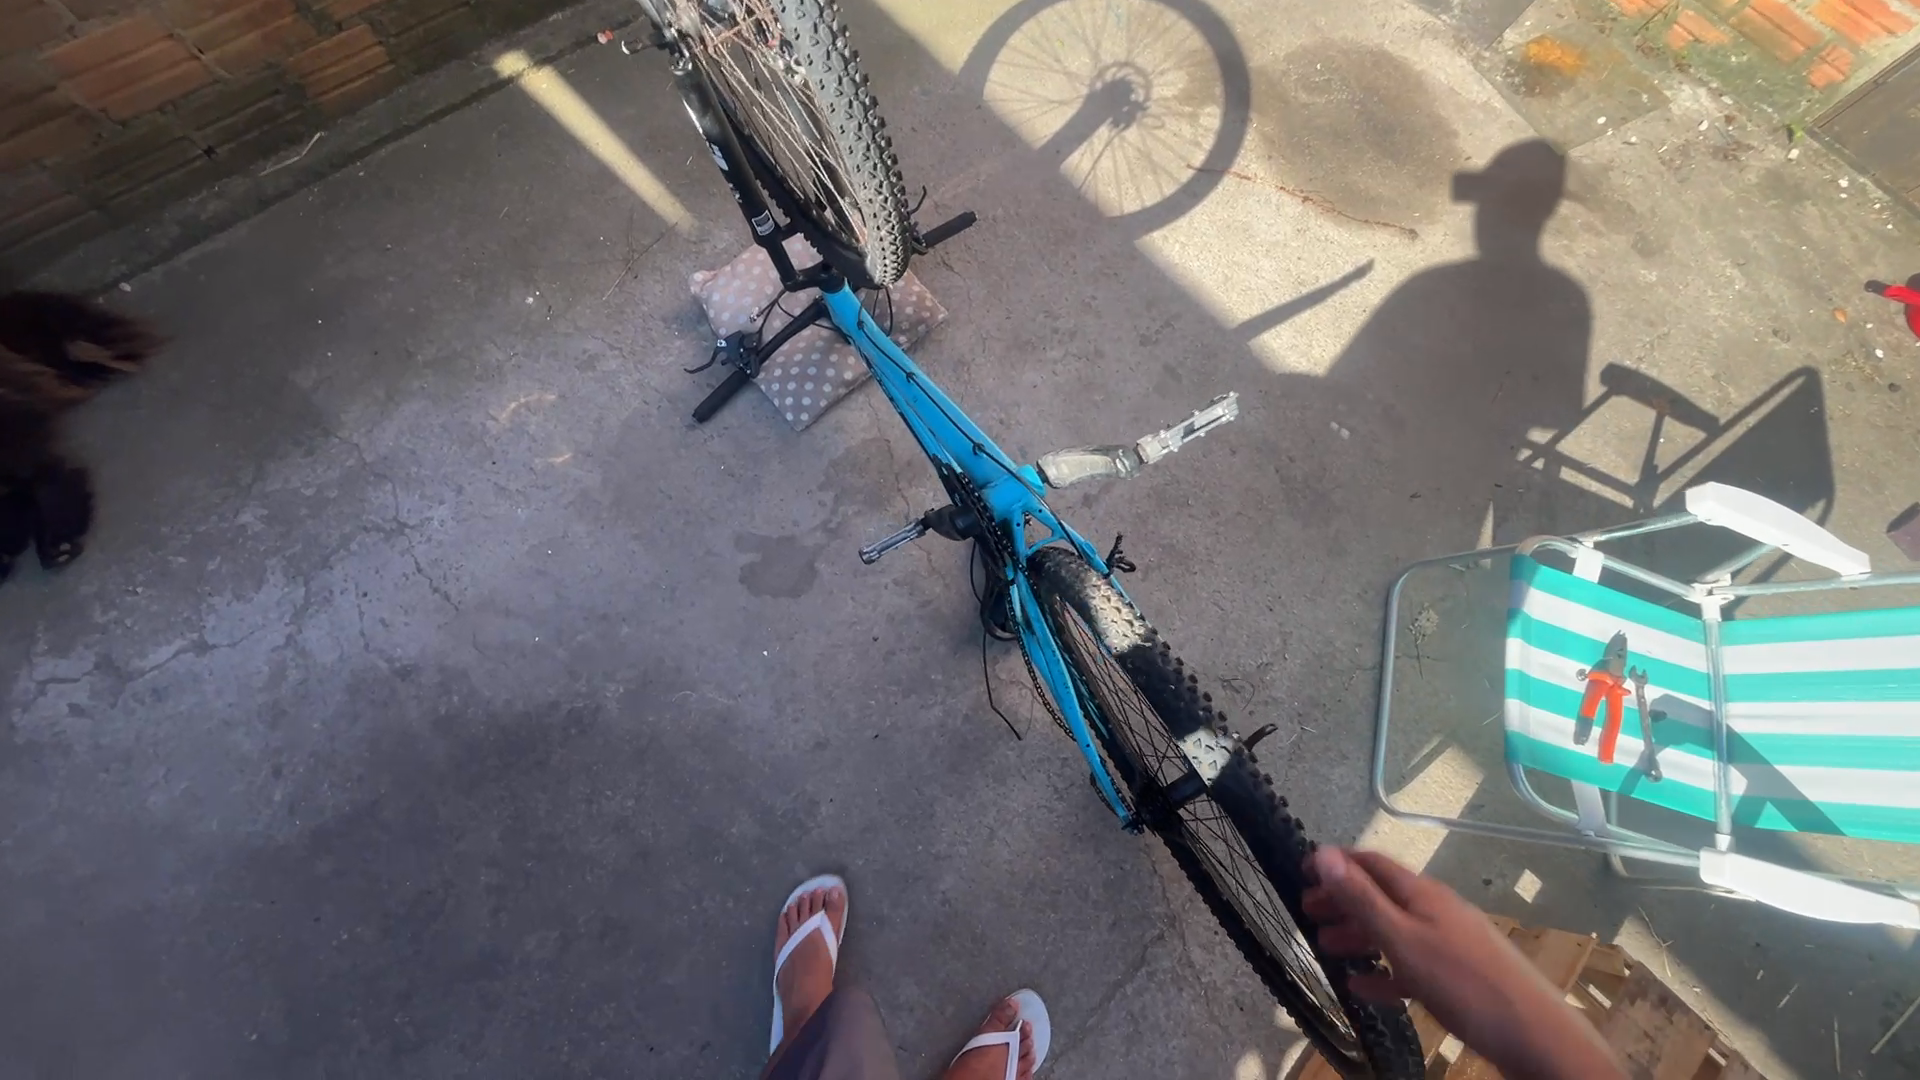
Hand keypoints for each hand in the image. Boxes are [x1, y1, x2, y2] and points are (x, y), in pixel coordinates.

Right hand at [1302, 847, 1623, 1079]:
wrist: (1544, 1044)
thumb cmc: (1465, 985)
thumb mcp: (1403, 940)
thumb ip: (1361, 898)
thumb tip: (1322, 852)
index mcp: (1421, 894)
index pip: (1369, 863)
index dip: (1334, 863)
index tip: (1301, 872)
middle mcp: (1436, 909)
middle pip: (1380, 895)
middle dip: (1342, 900)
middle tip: (1308, 912)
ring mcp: (1452, 943)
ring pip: (1395, 929)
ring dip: (1359, 935)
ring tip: (1327, 949)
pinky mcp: (1463, 977)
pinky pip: (1414, 963)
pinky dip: (1385, 969)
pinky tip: (1365, 987)